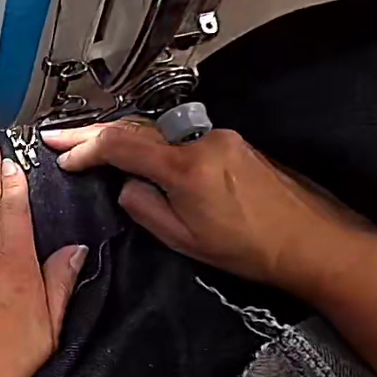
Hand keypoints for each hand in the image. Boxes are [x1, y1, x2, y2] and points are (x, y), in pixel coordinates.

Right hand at [42, 120, 376, 300]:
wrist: (313, 242)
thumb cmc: (256, 248)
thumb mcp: (185, 239)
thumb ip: (144, 207)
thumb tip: (126, 186)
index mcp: (185, 167)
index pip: (119, 144)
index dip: (84, 148)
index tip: (65, 155)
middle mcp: (202, 141)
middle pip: (134, 128)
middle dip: (93, 134)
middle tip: (63, 138)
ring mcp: (219, 137)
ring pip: (157, 131)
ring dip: (123, 138)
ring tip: (93, 146)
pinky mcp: (231, 142)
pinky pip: (179, 137)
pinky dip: (153, 143)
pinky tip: (142, 155)